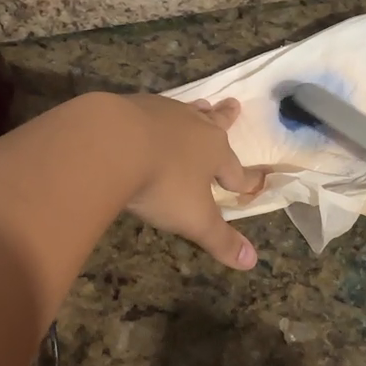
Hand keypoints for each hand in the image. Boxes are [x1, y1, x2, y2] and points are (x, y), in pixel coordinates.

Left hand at [114, 95, 263, 270]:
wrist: (113, 143)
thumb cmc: (162, 184)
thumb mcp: (194, 219)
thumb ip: (221, 239)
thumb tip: (252, 261)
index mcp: (214, 151)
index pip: (235, 169)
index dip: (243, 180)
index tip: (251, 183)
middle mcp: (194, 125)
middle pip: (215, 122)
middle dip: (226, 117)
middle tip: (234, 105)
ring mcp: (164, 112)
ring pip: (186, 111)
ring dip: (195, 111)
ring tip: (201, 105)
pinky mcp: (135, 104)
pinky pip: (154, 108)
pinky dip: (158, 113)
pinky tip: (150, 115)